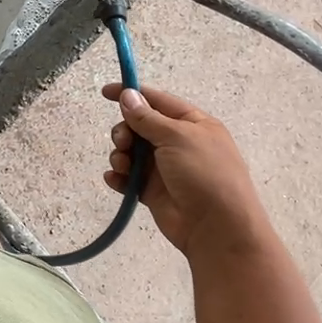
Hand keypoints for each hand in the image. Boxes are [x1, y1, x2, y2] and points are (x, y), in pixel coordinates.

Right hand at [102, 85, 266, 257]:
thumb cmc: (204, 174)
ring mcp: (165, 168)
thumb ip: (147, 117)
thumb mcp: (177, 137)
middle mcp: (178, 143)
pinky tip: (115, 180)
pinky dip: (119, 177)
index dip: (131, 95)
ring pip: (131, 152)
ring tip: (122, 167)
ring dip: (120, 155)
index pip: (157, 101)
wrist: (217, 229)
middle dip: (125, 132)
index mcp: (192, 125)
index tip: (105, 93)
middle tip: (123, 142)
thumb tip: (128, 95)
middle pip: (139, 127)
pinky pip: (128, 177)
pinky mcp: (152, 191)